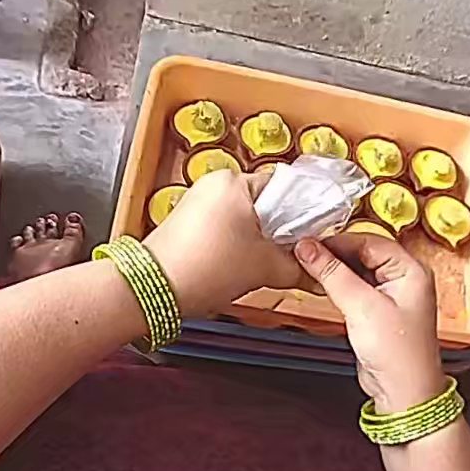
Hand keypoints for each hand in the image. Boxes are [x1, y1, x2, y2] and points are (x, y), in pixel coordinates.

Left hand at [142, 169, 301, 316]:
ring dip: (256, 242)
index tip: (311, 239)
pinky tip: (236, 267)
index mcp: (236, 181)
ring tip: (258, 266)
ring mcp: (198, 201)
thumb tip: (317, 275)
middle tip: (286, 257)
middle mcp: (215, 183)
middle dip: (277, 233)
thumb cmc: (203, 269)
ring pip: (244, 218)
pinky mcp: (187, 221)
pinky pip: (223, 228)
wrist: (153, 289)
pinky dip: (235, 245)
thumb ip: (297, 269)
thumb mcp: (262, 269)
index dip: (303, 215)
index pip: (287, 188)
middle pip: (265, 204)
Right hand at [293, 235, 446, 412]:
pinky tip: (321, 286)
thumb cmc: (398, 353)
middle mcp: (404, 279)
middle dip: (333, 254)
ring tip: (308, 268)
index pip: (368, 241)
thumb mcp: (362, 306)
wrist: (404, 392)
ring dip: (333, 271)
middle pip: (362, 254)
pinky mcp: (377, 312)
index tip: (308, 243)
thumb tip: (309, 249)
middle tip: (303, 254)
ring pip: (357, 271)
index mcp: (411, 269)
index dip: (337, 241)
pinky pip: (355, 289)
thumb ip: (333, 274)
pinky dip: (338, 286)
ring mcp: (391, 296)